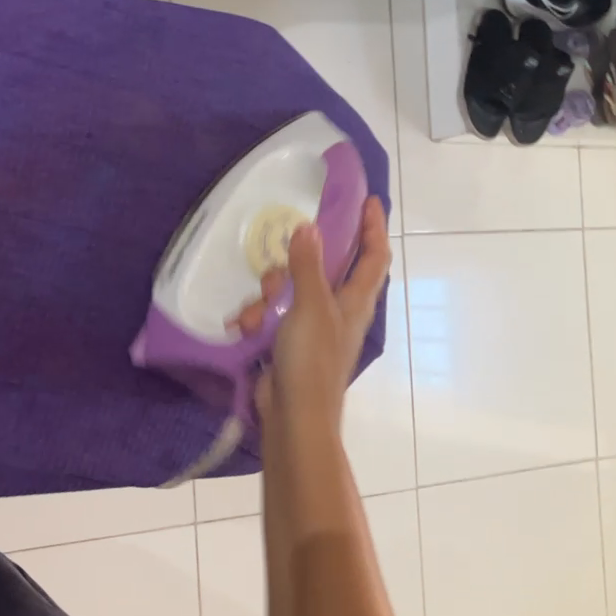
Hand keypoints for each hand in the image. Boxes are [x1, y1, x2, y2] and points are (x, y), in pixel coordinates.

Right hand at [229, 197, 390, 441]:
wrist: (293, 414)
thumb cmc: (311, 359)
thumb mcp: (310, 306)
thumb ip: (308, 265)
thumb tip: (308, 227)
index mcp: (355, 300)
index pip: (374, 256)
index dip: (373, 227)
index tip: (366, 201)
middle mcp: (337, 310)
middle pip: (319, 270)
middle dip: (292, 268)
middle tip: (279, 273)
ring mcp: (310, 327)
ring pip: (286, 292)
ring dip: (265, 300)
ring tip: (255, 318)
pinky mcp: (284, 342)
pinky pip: (267, 316)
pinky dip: (254, 320)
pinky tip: (241, 330)